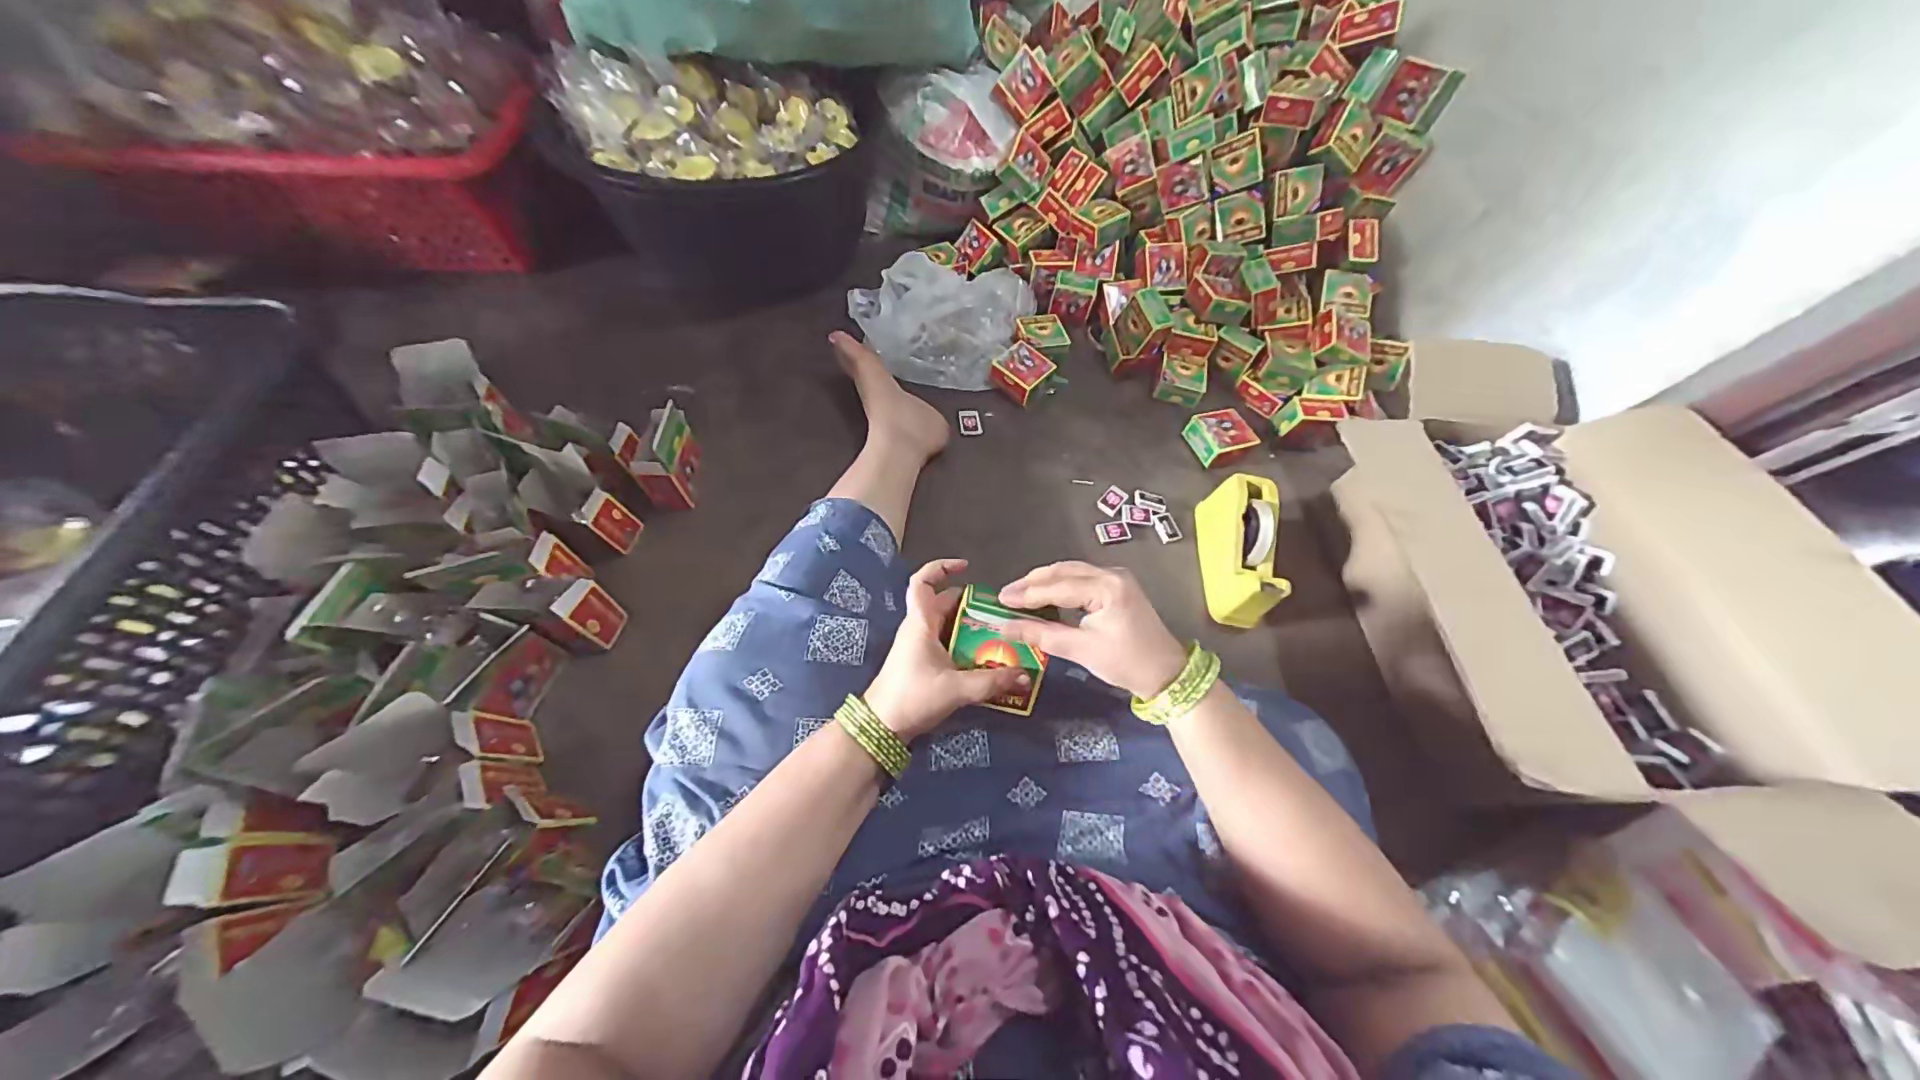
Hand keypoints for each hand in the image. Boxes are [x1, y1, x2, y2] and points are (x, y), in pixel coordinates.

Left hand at [864, 560, 1028, 740]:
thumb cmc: (912, 697)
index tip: (965, 567)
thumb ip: (992, 682)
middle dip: (970, 603)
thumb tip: (1025, 675)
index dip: (941, 568)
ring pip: (945, 624)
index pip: (922, 582)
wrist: (881, 726)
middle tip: (997, 611)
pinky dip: (963, 643)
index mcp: (920, 623)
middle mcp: (918, 629)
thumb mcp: (956, 689)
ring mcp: (917, 646)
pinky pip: (944, 643)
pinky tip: (982, 657)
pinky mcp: (920, 663)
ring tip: (997, 633)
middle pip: (943, 604)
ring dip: (968, 625)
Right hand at [998, 562, 1187, 699]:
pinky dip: (1060, 585)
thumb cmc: (1126, 663)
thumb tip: (1005, 628)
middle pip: (1063, 571)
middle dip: (1032, 582)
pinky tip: (1045, 595)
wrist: (1166, 673)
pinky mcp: (1117, 586)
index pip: (1058, 586)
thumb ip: (1041, 635)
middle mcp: (1112, 574)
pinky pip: (1082, 578)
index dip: (1027, 593)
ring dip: (1045, 581)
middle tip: (1005, 595)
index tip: (1000, 599)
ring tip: (1019, 594)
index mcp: (1107, 588)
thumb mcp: (1080, 650)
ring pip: (1072, 572)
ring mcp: (1117, 578)